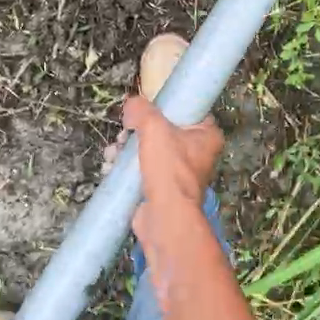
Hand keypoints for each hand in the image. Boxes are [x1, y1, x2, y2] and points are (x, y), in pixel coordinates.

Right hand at [122, 95, 223, 210]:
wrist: (165, 216)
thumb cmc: (169, 168)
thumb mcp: (154, 128)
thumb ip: (142, 110)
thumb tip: (132, 103)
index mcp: (208, 135)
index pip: (190, 111)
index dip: (168, 107)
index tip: (147, 109)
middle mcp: (199, 153)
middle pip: (165, 131)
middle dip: (139, 131)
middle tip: (125, 133)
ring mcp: (181, 172)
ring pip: (151, 150)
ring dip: (128, 148)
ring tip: (114, 151)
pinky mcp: (164, 188)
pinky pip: (144, 169)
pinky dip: (128, 167)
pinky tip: (112, 165)